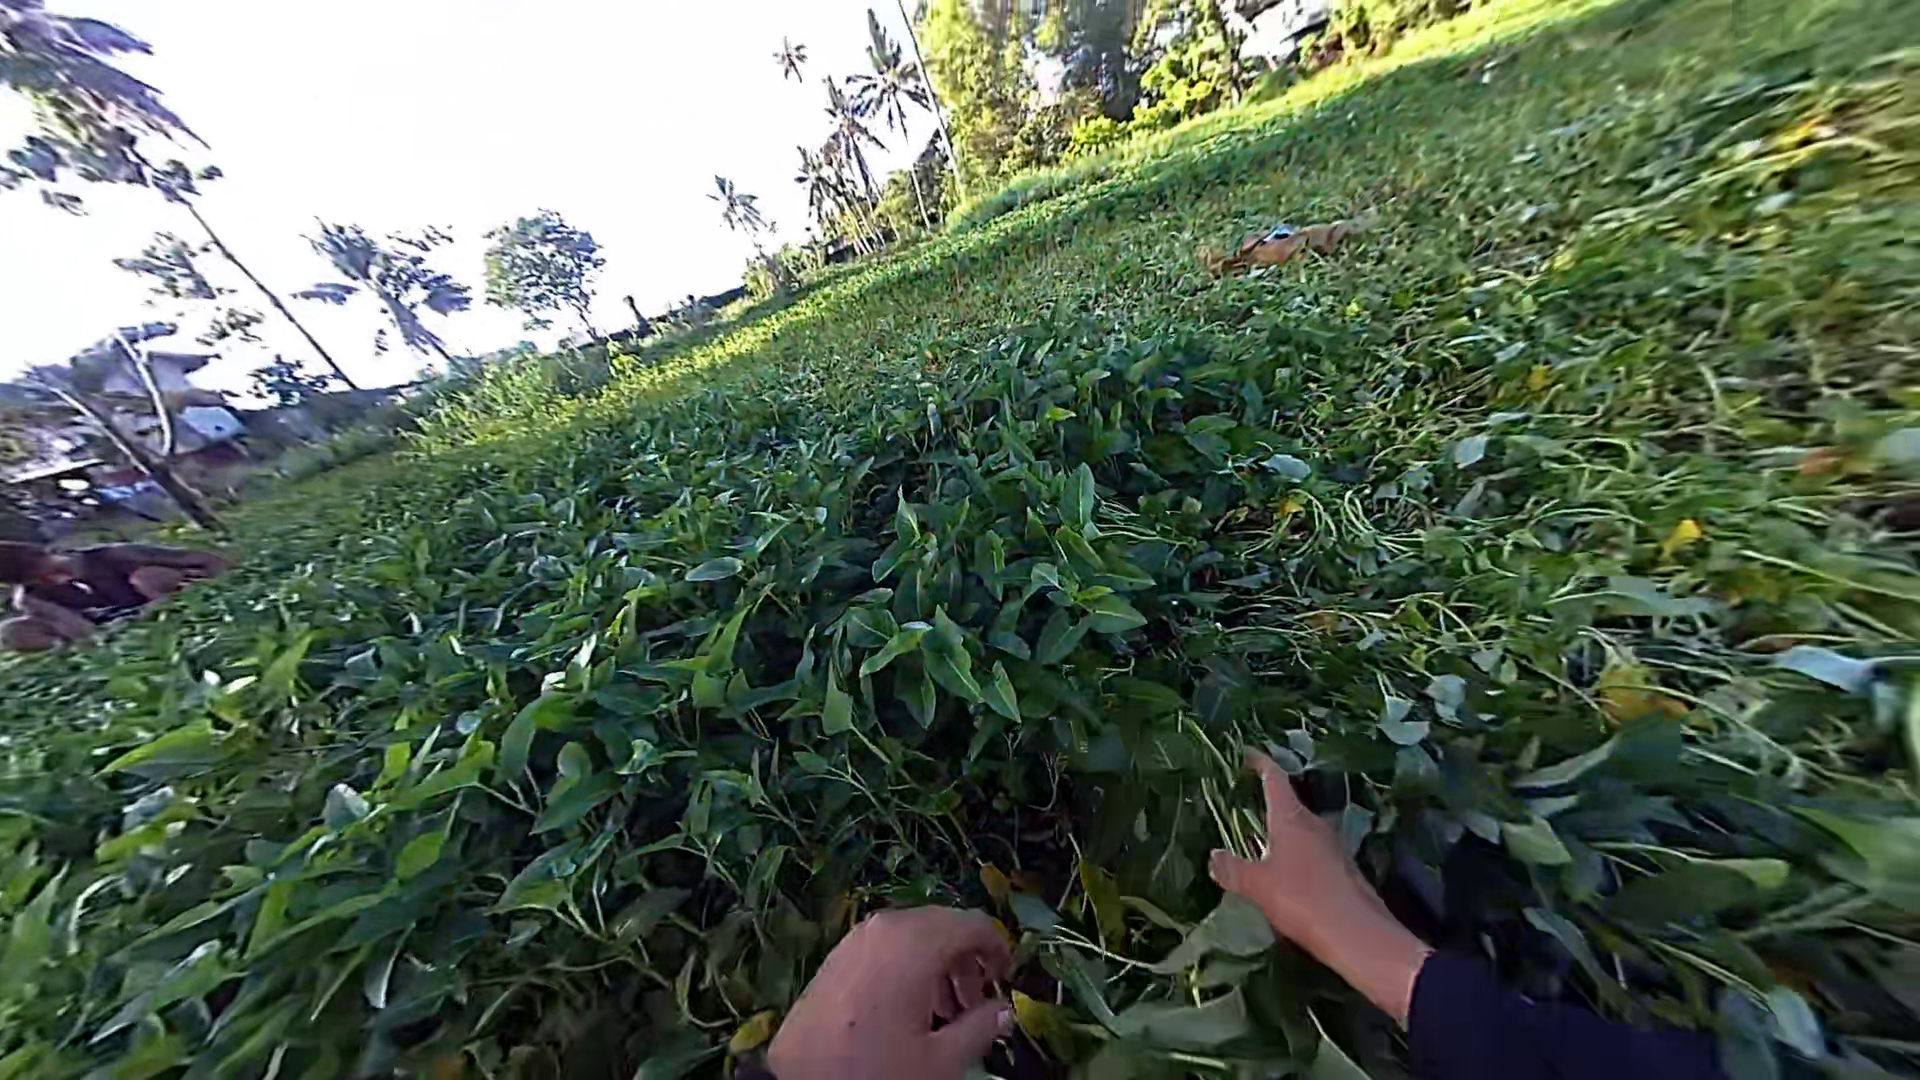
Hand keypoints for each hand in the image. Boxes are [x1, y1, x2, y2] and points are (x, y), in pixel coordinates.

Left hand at [767, 906, 1013, 1079]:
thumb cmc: (875, 1073)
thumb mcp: (937, 1064)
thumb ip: (979, 1029)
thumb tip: (1005, 1010)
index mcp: (918, 941)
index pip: (973, 923)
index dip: (998, 946)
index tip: (1007, 978)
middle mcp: (891, 924)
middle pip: (945, 924)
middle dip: (969, 959)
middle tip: (979, 1002)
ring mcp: (863, 934)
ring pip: (917, 933)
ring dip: (941, 963)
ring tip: (949, 1011)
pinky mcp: (843, 950)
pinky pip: (890, 943)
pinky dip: (911, 963)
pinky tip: (913, 1006)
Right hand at [1209, 749, 1432, 1024]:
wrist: (1366, 943)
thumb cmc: (1306, 901)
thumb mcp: (1258, 886)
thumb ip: (1233, 869)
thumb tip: (1214, 855)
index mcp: (1291, 818)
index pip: (1274, 777)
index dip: (1260, 762)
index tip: (1246, 753)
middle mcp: (1315, 825)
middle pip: (1289, 802)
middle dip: (1267, 799)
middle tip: (1244, 800)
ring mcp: (1334, 848)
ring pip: (1302, 828)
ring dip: (1283, 829)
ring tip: (1260, 838)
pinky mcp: (1346, 872)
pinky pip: (1314, 851)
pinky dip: (1297, 852)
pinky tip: (1286, 872)